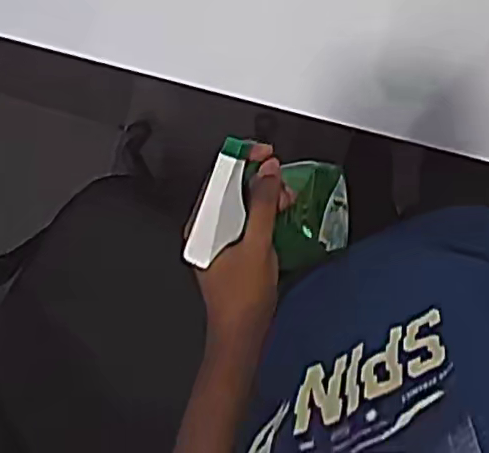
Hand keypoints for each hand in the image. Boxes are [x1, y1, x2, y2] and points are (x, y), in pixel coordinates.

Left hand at [190, 143, 293, 342]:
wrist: (242, 336)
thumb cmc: (244, 296)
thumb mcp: (258, 243)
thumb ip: (264, 203)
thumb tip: (269, 170)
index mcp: (202, 227)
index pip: (219, 179)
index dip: (243, 159)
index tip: (266, 152)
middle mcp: (206, 229)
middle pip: (232, 187)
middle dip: (261, 178)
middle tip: (282, 181)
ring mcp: (219, 238)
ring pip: (242, 200)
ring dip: (267, 194)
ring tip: (286, 200)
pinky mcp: (232, 246)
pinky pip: (248, 215)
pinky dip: (266, 208)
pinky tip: (281, 212)